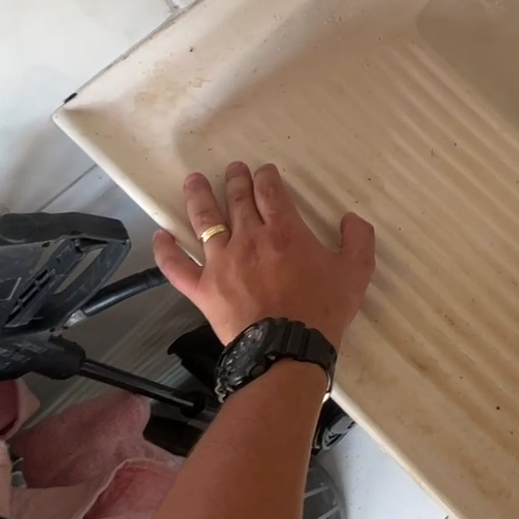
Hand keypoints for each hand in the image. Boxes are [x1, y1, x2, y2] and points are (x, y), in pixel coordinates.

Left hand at [154, 162, 374, 346]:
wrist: (287, 350)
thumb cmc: (322, 309)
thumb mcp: (356, 271)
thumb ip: (358, 239)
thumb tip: (351, 218)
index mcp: (285, 232)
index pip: (270, 193)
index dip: (266, 177)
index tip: (264, 170)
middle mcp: (249, 240)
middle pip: (237, 201)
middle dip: (235, 180)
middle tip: (233, 168)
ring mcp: (220, 263)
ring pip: (205, 222)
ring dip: (199, 197)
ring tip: (194, 180)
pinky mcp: (202, 289)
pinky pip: (176, 266)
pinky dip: (166, 250)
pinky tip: (160, 236)